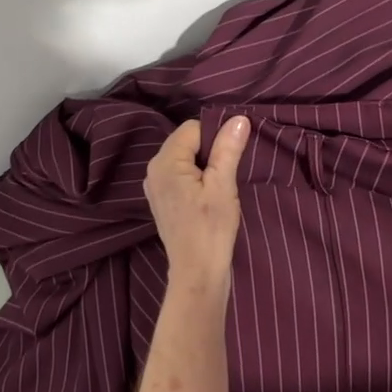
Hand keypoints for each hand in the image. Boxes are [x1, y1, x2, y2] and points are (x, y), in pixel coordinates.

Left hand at [145, 116, 251, 288]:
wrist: (197, 273)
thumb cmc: (211, 229)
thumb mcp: (223, 185)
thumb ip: (228, 149)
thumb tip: (238, 118)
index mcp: (165, 162)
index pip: (193, 128)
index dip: (217, 136)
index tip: (234, 156)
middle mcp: (154, 170)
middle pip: (188, 142)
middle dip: (212, 151)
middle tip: (231, 173)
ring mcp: (156, 187)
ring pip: (186, 160)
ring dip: (207, 167)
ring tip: (223, 186)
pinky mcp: (163, 201)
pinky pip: (182, 176)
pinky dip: (198, 180)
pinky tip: (211, 197)